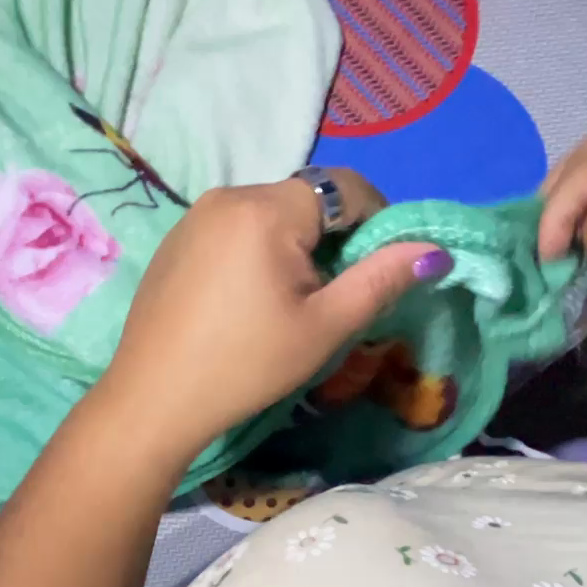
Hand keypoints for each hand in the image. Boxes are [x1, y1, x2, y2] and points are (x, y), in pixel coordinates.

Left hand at [97, 170, 448, 457]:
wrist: (152, 399)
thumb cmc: (246, 365)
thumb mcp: (324, 327)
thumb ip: (381, 280)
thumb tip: (434, 248)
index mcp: (266, 209)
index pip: (344, 187)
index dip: (376, 221)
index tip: (377, 270)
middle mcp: (228, 195)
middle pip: (306, 200)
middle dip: (333, 238)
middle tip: (331, 297)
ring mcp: (195, 216)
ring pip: (271, 215)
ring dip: (296, 246)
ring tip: (288, 304)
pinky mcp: (176, 239)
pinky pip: (236, 229)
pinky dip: (258, 252)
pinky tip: (246, 302)